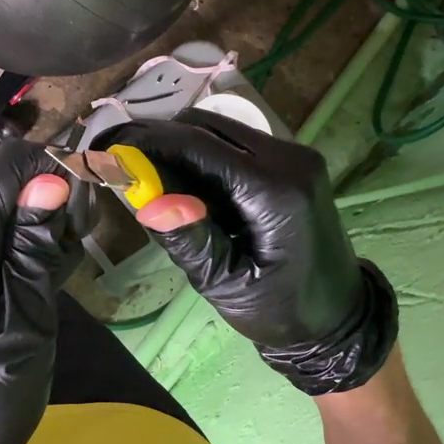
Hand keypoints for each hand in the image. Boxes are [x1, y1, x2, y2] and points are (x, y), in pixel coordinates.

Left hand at [0, 138, 81, 443]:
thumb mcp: (25, 328)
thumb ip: (34, 250)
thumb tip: (51, 179)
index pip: (5, 173)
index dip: (55, 170)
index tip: (100, 192)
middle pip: (3, 188)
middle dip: (51, 202)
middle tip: (81, 250)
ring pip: (1, 212)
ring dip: (41, 229)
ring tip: (61, 277)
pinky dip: (23, 250)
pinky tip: (42, 283)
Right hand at [99, 111, 397, 394]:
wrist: (338, 318)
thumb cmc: (280, 311)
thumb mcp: (227, 284)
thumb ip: (188, 238)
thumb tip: (145, 199)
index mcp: (275, 189)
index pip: (197, 144)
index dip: (145, 142)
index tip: (104, 148)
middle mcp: (288, 158)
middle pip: (205, 125)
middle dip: (156, 140)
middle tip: (117, 162)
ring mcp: (293, 156)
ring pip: (217, 130)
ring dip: (177, 147)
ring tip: (143, 176)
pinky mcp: (290, 163)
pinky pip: (233, 145)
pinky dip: (200, 158)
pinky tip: (181, 185)